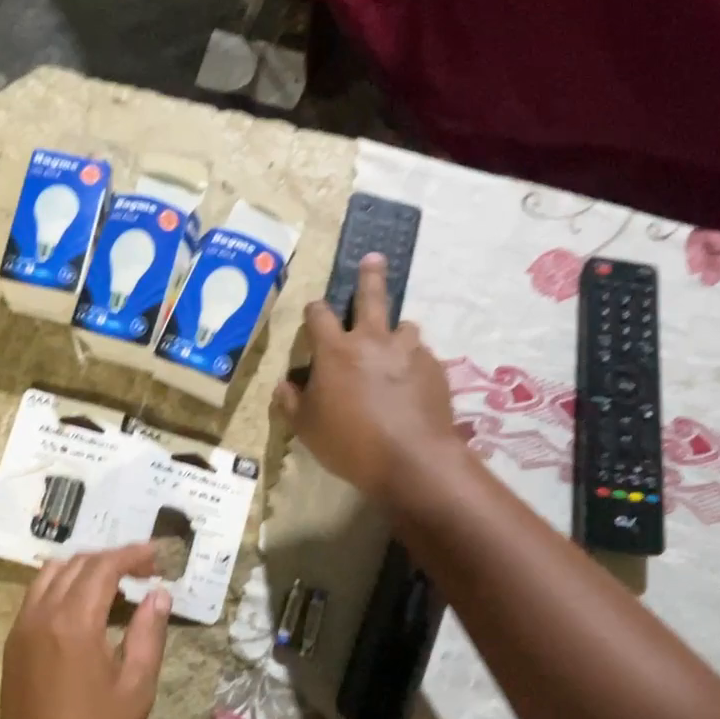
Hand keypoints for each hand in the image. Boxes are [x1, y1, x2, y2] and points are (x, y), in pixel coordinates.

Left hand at [0, 543, 172, 718]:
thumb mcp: (137, 689)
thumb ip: (149, 634)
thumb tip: (158, 593)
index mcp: (74, 623)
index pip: (104, 567)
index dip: (132, 555)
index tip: (158, 555)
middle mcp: (42, 614)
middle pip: (77, 565)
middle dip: (112, 558)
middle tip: (144, 568)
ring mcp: (22, 627)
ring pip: (51, 574)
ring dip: (84, 568)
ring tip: (115, 581)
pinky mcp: (13, 643)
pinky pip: (36, 594)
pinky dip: (62, 584)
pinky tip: (83, 602)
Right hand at [275, 253, 463, 504]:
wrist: (412, 460)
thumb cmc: (349, 444)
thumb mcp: (307, 429)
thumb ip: (292, 403)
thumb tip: (284, 387)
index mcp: (336, 351)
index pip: (319, 315)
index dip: (314, 310)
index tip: (314, 310)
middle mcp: (373, 340)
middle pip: (371, 296)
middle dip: (370, 275)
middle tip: (374, 258)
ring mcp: (408, 351)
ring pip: (404, 325)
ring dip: (396, 331)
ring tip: (395, 342)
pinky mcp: (435, 368)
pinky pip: (421, 355)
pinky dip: (413, 362)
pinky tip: (412, 382)